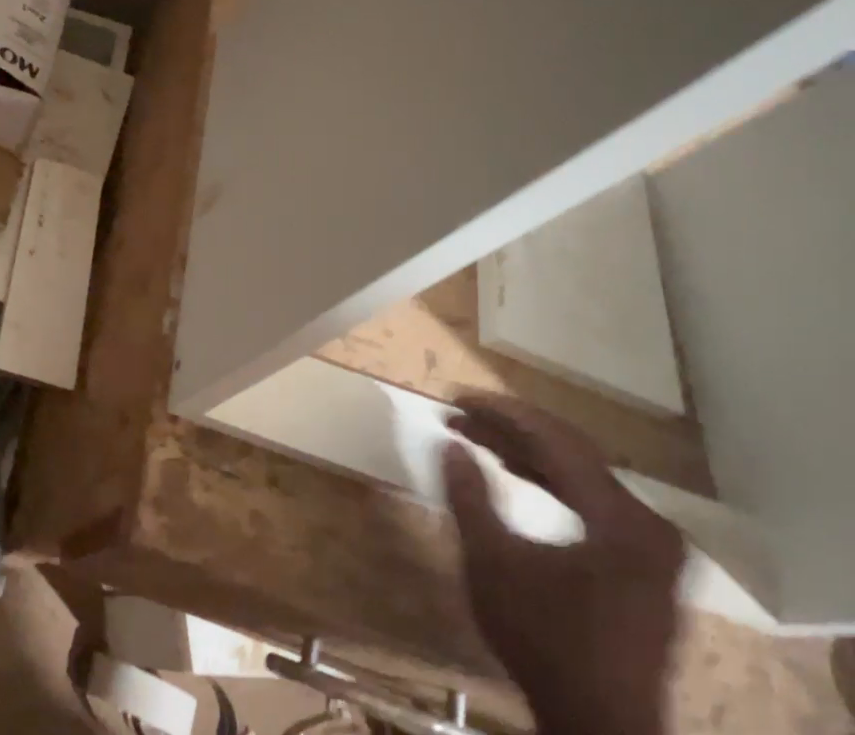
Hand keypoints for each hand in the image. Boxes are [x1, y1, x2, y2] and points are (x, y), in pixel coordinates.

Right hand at [441, 396, 684, 734]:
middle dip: (511, 431)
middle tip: (457, 415)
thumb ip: (470, 497)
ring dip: (527, 457)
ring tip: (473, 438)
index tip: (455, 398)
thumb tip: (450, 445)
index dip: (503, 414)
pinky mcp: (642, 564)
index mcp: (622, 519)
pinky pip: (592, 505)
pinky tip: (515, 475)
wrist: (598, 716)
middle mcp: (648, 524)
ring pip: (582, 480)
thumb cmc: (542, 636)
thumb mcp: (492, 562)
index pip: (559, 443)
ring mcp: (651, 546)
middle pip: (574, 456)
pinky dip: (550, 485)